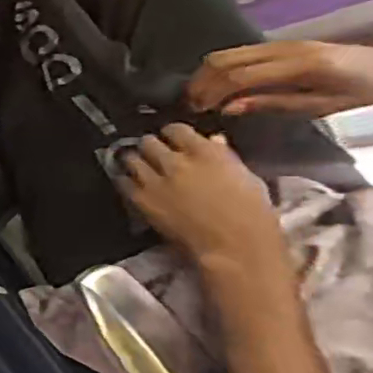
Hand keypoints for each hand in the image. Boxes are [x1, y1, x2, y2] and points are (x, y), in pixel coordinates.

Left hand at [120, 124, 285, 267]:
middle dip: (150, 145)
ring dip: (135, 160)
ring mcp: (154, 180)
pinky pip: (121, 180)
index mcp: (207, 153)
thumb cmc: (251, 211)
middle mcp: (176, 162)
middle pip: (148, 142)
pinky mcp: (139, 197)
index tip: (172, 138)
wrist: (233, 243)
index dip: (172, 133)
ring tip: (140, 165)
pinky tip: (132, 182)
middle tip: (154, 152)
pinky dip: (125, 178)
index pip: (176, 129)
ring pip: (131, 158)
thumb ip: (222, 156)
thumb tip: (210, 140)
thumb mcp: (244, 176)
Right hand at [187, 40, 372, 116]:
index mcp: (300, 66)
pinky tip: (220, 84)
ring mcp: (281, 43)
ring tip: (203, 95)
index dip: (210, 93)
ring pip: (225, 54)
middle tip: (193, 104)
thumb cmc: (365, 93)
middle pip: (223, 60)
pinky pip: (237, 52)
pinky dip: (219, 68)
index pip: (238, 76)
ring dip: (205, 75)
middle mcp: (285, 49)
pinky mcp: (280, 44)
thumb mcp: (321, 106)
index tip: (198, 110)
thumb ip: (273, 104)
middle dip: (200, 83)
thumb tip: (228, 108)